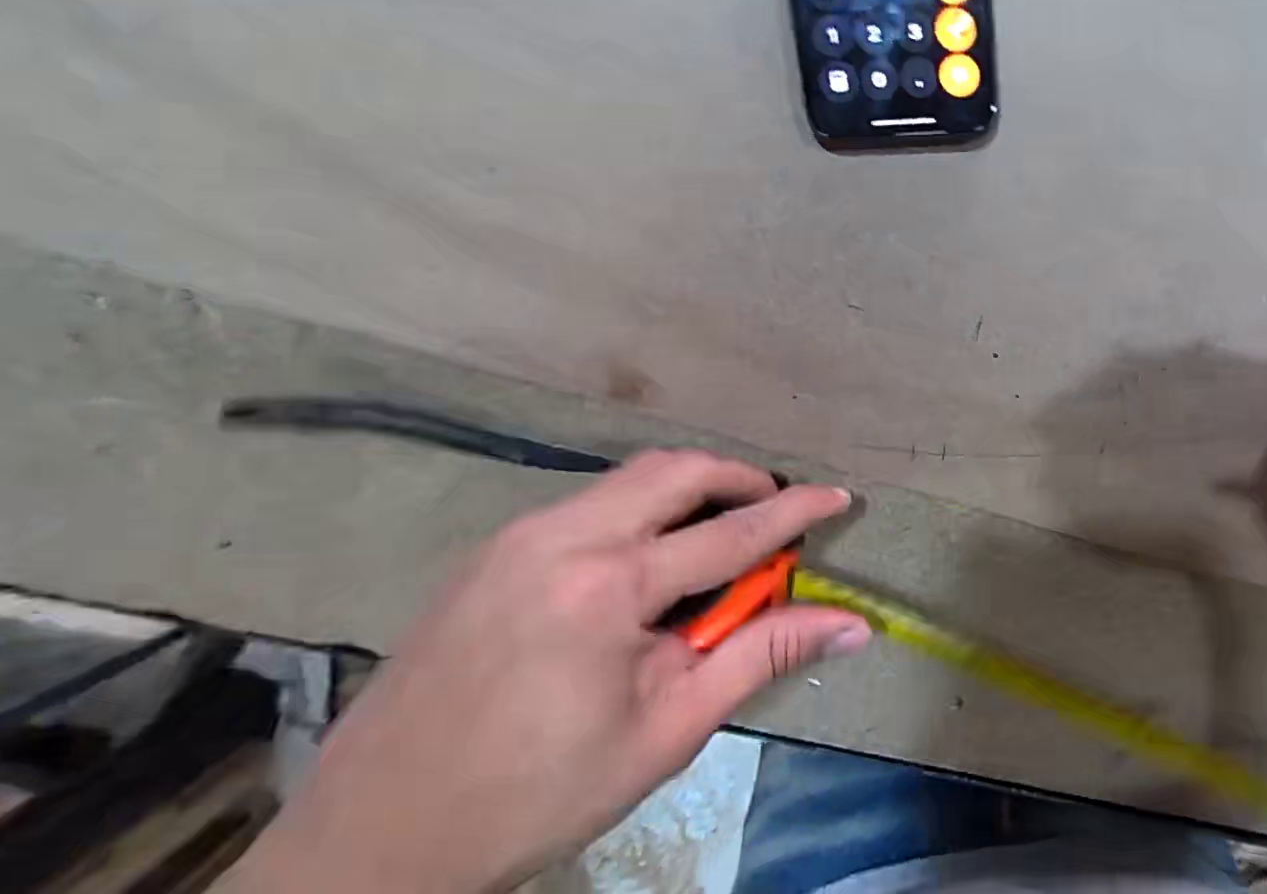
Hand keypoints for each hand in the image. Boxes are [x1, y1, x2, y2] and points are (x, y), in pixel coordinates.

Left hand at [219, 450, 872, 893]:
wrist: (374, 838)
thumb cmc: (541, 793)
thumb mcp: (670, 729)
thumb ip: (761, 656)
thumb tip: (850, 626)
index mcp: (609, 586)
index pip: (731, 530)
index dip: (794, 511)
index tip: (839, 497)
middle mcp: (563, 535)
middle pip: (677, 470)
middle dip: (738, 477)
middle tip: (775, 508)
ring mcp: (520, 534)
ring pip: (631, 477)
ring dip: (690, 488)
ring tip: (720, 529)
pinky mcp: (494, 547)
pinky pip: (591, 501)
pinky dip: (641, 508)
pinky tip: (646, 558)